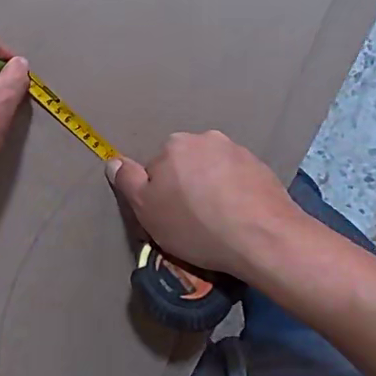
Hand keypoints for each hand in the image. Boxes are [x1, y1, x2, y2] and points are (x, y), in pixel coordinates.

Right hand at [104, 130, 307, 279]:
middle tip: (193, 222)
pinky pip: (238, 179)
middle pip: (186, 165)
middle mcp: (206, 139)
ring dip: (212, 189)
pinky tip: (239, 218)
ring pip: (213, 170)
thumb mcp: (148, 210)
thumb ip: (128, 181)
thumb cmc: (197, 226)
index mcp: (175, 145)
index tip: (169, 218)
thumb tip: (113, 160)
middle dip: (187, 187)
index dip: (159, 196)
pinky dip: (235, 194)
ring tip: (219, 223)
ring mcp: (237, 151)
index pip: (156, 169)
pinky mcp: (261, 167)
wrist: (263, 236)